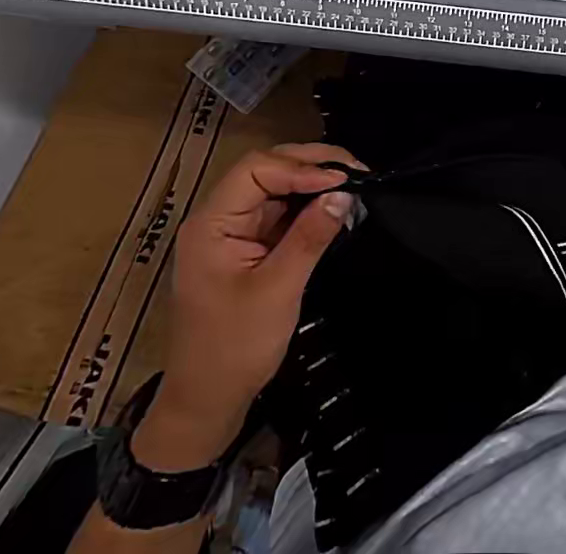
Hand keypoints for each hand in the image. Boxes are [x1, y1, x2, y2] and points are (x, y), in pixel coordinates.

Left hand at [132, 143, 360, 470]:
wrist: (208, 399)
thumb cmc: (235, 347)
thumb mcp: (278, 289)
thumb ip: (310, 236)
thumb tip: (343, 193)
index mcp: (211, 223)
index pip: (257, 170)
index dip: (301, 167)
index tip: (343, 179)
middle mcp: (219, 217)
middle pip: (266, 169)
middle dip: (311, 164)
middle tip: (357, 169)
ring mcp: (234, 231)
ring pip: (276, 187)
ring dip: (314, 181)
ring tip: (353, 181)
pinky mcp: (250, 245)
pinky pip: (281, 212)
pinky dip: (309, 204)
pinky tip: (335, 204)